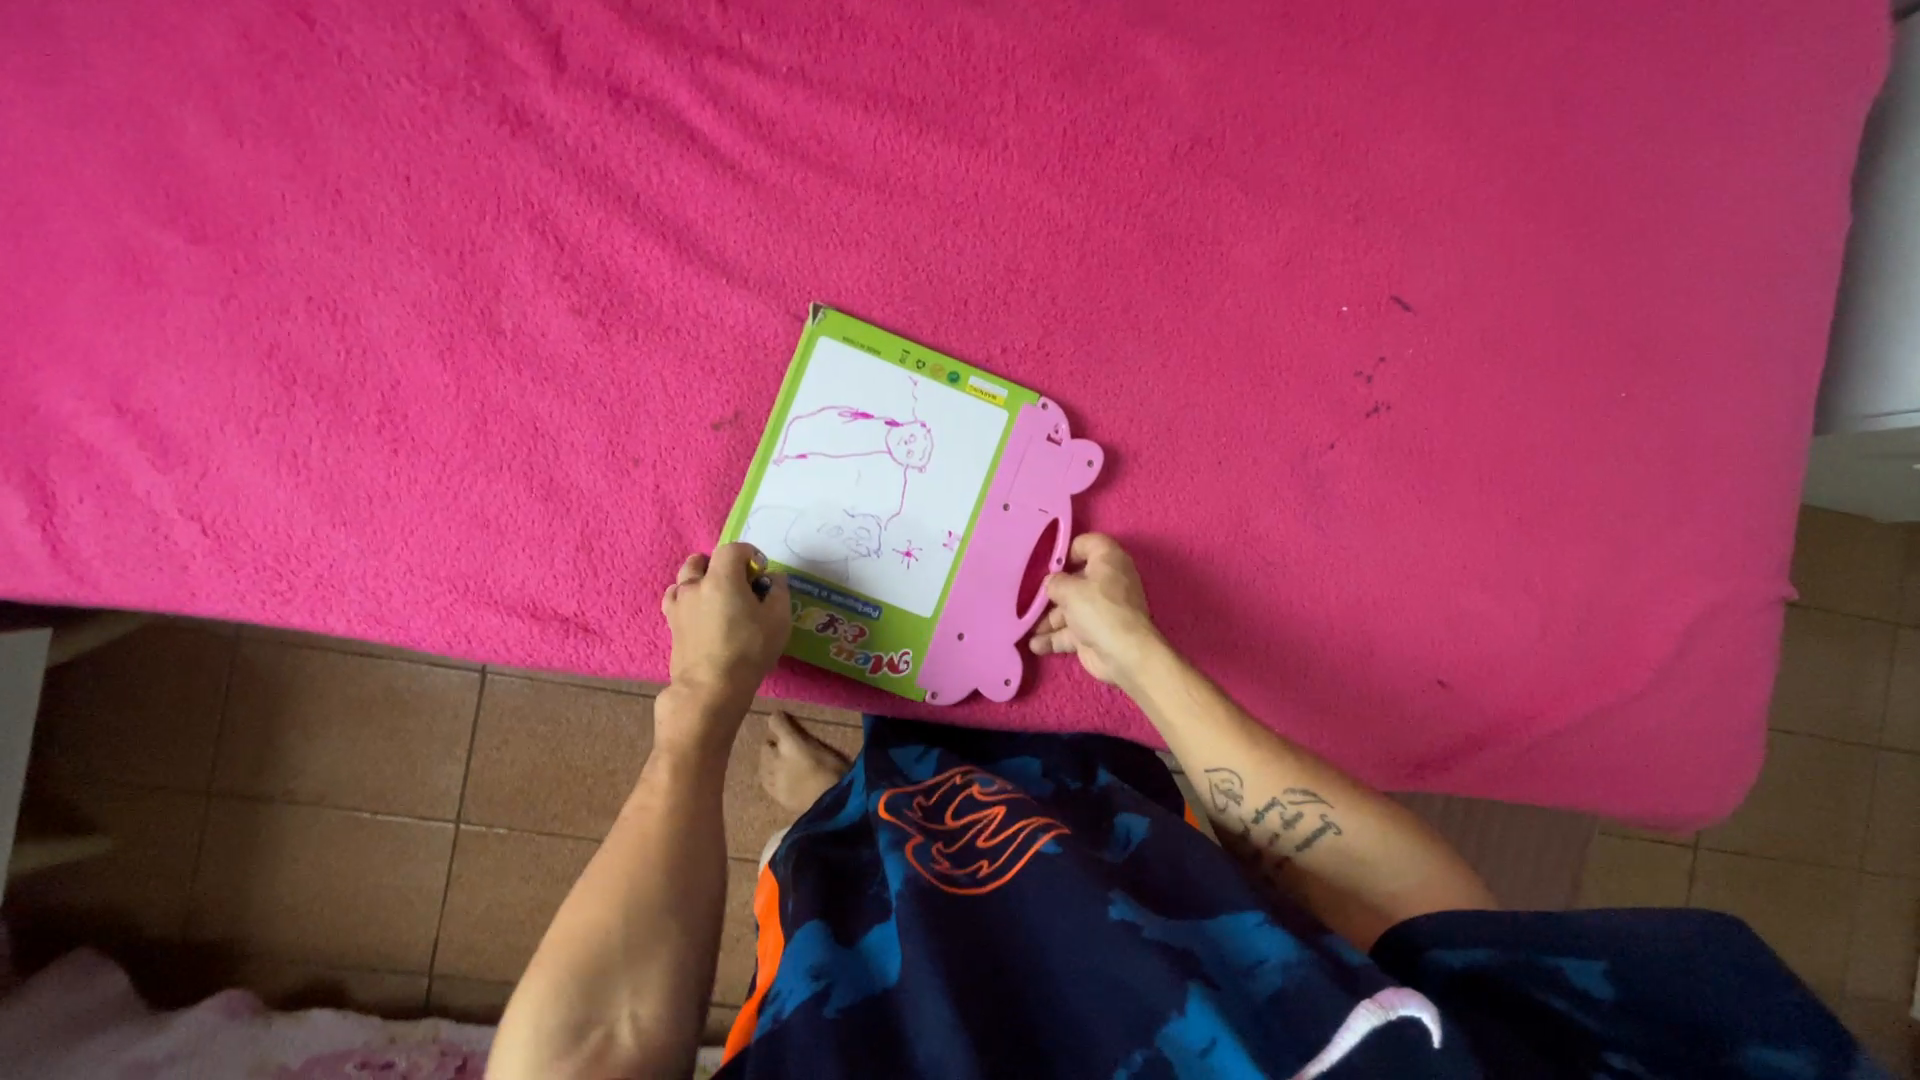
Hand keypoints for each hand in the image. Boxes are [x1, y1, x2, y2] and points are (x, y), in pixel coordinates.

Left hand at [662, 543, 791, 710]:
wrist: (711, 687)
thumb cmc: (749, 650)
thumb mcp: (778, 619)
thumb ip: (778, 591)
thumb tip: (773, 578)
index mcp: (722, 578)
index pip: (733, 549)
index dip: (750, 554)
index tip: (761, 572)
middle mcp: (695, 584)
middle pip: (703, 559)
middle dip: (722, 564)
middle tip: (739, 584)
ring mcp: (679, 603)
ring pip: (685, 577)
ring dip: (701, 579)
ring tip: (717, 596)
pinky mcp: (671, 623)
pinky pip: (676, 598)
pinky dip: (687, 597)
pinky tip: (699, 611)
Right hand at [1029, 533, 1164, 686]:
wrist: (1125, 655)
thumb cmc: (1099, 611)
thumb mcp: (1070, 590)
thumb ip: (1054, 582)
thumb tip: (1051, 583)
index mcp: (1108, 561)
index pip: (1089, 543)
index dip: (1068, 550)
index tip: (1048, 564)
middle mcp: (1106, 582)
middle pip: (1074, 579)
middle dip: (1051, 591)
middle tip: (1029, 597)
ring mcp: (1101, 610)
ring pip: (1069, 608)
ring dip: (1047, 619)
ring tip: (1025, 627)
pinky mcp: (1094, 633)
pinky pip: (1070, 632)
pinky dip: (1053, 638)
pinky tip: (1035, 645)